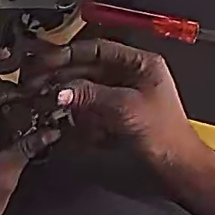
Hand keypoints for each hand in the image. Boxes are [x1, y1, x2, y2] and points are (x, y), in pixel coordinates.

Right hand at [25, 39, 210, 177]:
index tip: (46, 61)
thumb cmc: (164, 133)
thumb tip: (61, 89)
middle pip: (88, 69)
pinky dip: (77, 111)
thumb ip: (91, 95)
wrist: (176, 165)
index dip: (69, 53)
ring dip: (68, 95)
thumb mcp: (125, 107)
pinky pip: (90, 107)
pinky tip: (66, 116)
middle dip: (64, 76)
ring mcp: (123, 96)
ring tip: (48, 99)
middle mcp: (130, 76)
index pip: (97, 49)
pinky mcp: (117, 115)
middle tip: (38, 81)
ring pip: (86, 89)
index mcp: (140, 63)